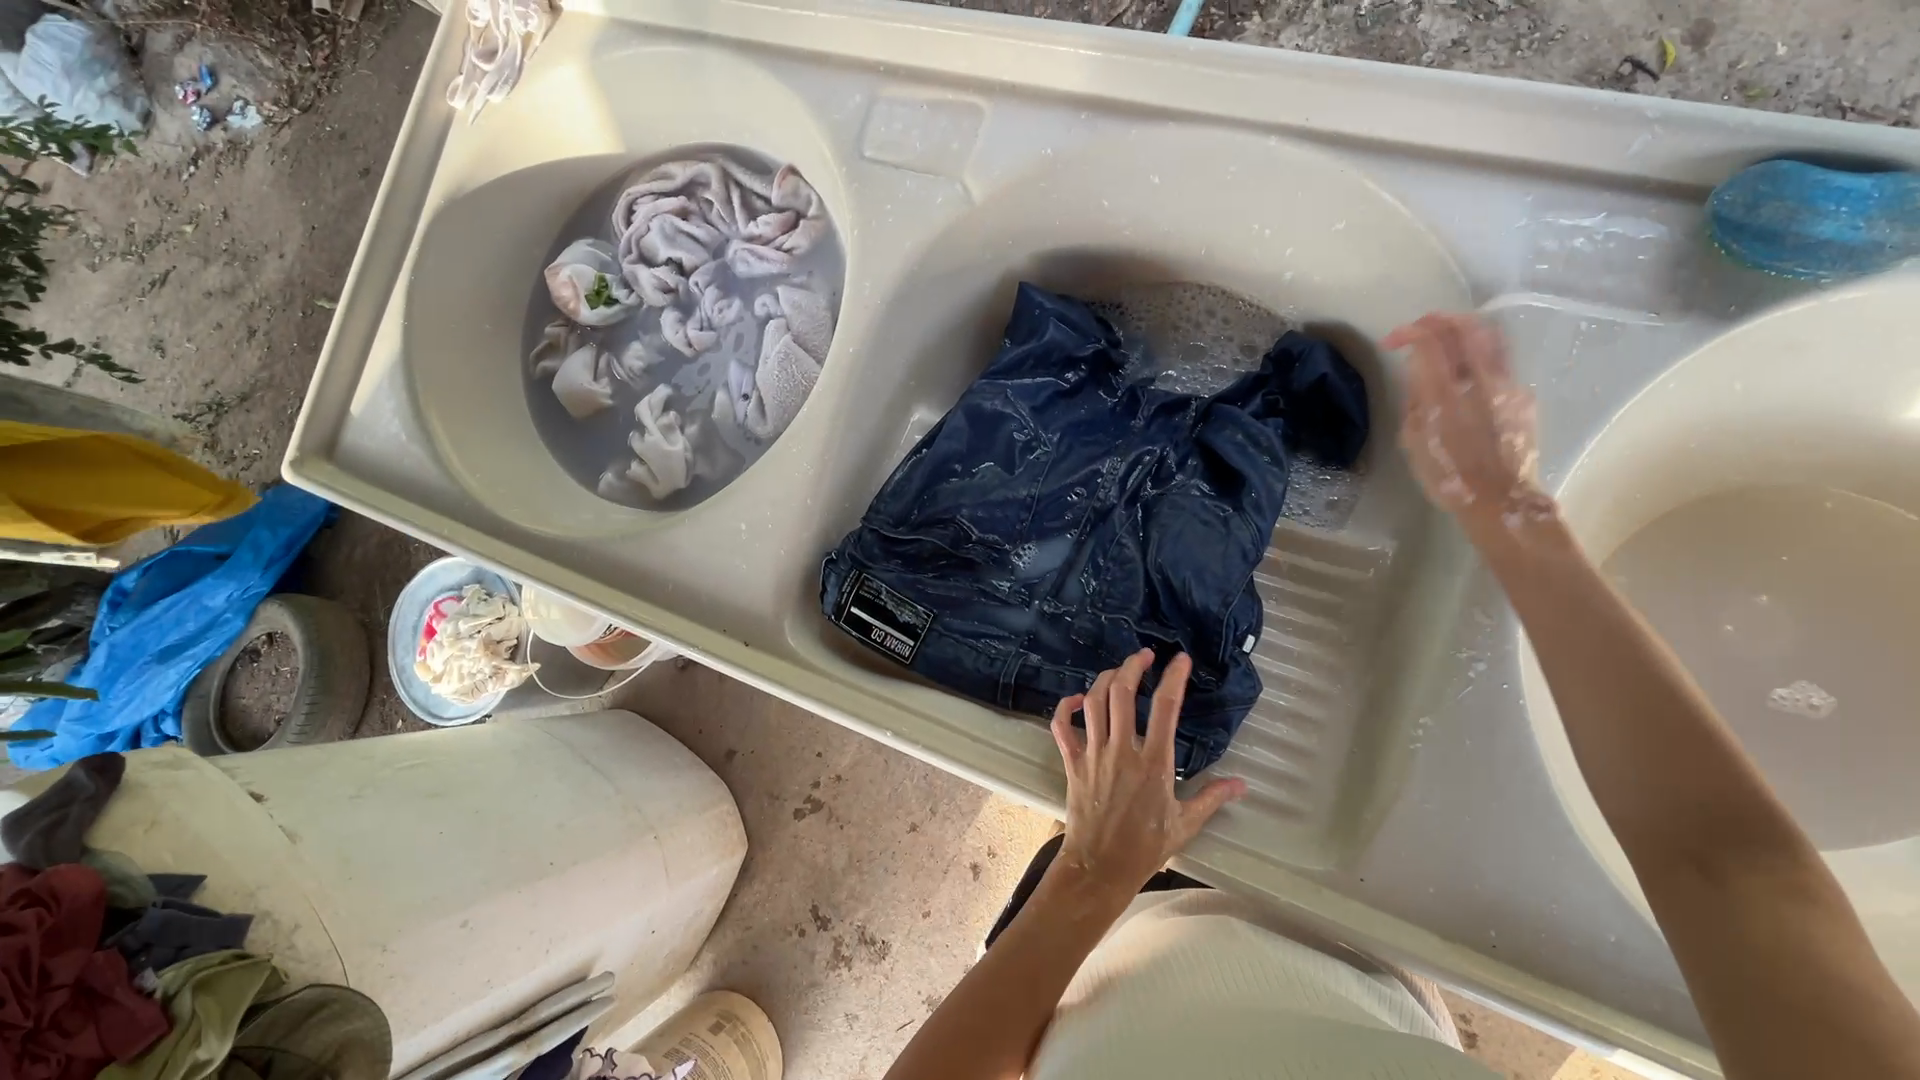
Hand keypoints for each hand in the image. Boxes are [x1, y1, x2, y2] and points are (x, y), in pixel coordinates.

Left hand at [1048, 650, 1246, 900]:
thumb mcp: (1186, 824)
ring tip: (1119, 671)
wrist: (1101, 867)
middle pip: (1122, 693)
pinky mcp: (1073, 763)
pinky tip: (1079, 698)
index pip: (1166, 707)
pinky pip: (1062, 727)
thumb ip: (1212, 798)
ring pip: (1094, 703)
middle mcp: (1122, 750)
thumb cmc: (1146, 847)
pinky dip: (1067, 707)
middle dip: (1133, 666)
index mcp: (1153, 761)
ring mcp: (1094, 754)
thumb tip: (1242, 784)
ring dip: (1105, 679)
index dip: (1173, 678)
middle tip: (1145, 656)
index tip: (1180, 659)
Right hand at [1385, 313, 1553, 534]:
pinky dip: (1480, 358)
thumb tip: (1419, 372)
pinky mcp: (1523, 396)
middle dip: (1438, 320)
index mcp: (1446, 393)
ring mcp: (1508, 385)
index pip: (1429, 340)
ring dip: (1465, 330)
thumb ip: (1415, 400)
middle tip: (1421, 327)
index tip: (1392, 342)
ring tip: (1449, 338)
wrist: (1499, 500)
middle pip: (1464, 327)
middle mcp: (1480, 380)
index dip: (1408, 332)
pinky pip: (1501, 364)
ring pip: (1490, 337)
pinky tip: (1471, 376)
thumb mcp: (1413, 440)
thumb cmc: (1446, 476)